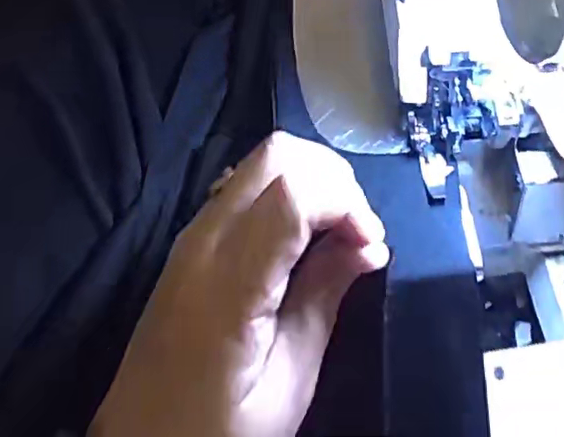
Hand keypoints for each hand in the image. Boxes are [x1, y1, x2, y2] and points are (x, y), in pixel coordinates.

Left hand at [91, 133, 388, 436]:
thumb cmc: (215, 434)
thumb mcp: (286, 384)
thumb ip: (325, 297)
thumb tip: (371, 243)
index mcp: (226, 284)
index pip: (293, 195)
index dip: (345, 202)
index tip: (370, 241)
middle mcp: (204, 242)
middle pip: (278, 155)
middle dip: (333, 178)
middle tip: (357, 229)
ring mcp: (193, 234)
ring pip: (264, 158)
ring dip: (314, 177)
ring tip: (338, 227)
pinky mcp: (192, 238)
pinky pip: (248, 181)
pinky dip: (290, 185)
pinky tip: (306, 230)